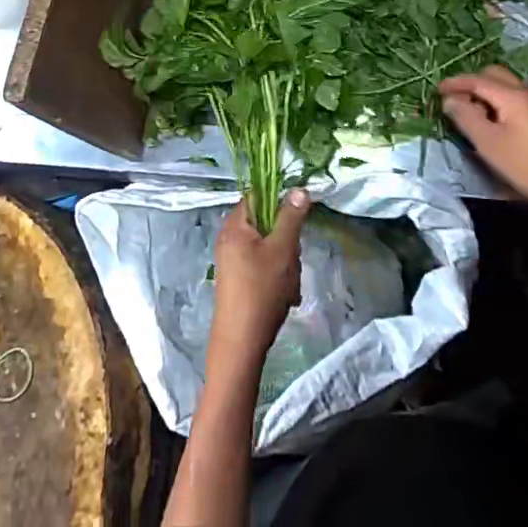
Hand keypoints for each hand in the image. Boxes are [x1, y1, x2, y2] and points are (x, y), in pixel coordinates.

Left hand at [211, 191, 310, 358]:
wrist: (241, 340)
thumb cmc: (261, 289)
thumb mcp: (282, 250)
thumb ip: (291, 217)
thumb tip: (299, 188)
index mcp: (234, 226)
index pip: (256, 198)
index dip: (278, 204)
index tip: (294, 222)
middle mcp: (228, 239)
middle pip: (264, 224)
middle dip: (285, 241)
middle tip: (292, 260)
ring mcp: (231, 260)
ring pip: (267, 248)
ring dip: (284, 263)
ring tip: (289, 284)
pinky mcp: (237, 279)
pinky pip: (261, 267)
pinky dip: (276, 277)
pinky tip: (285, 296)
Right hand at [439, 66, 527, 237]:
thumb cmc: (525, 165)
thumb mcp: (487, 142)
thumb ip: (465, 117)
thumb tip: (450, 100)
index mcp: (512, 96)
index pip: (477, 79)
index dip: (454, 83)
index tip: (436, 90)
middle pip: (495, 75)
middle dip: (472, 82)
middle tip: (455, 99)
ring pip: (508, 86)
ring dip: (486, 91)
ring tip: (472, 111)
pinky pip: (517, 98)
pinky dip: (500, 101)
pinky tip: (496, 121)